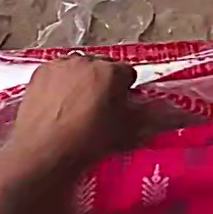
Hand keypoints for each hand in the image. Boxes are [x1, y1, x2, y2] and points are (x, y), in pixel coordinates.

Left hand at [2, 55, 134, 172]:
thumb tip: (173, 116)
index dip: (125, 90)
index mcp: (111, 72)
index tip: (120, 107)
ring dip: (81, 80)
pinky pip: (57, 73)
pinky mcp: (39, 72)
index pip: (127, 74)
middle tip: (98, 108)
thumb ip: (147, 119)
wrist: (42, 153)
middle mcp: (87, 61)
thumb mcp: (124, 133)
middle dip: (103, 82)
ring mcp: (60, 65)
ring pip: (78, 68)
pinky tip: (56, 105)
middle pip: (102, 67)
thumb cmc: (88, 143)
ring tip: (75, 107)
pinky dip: (59, 83)